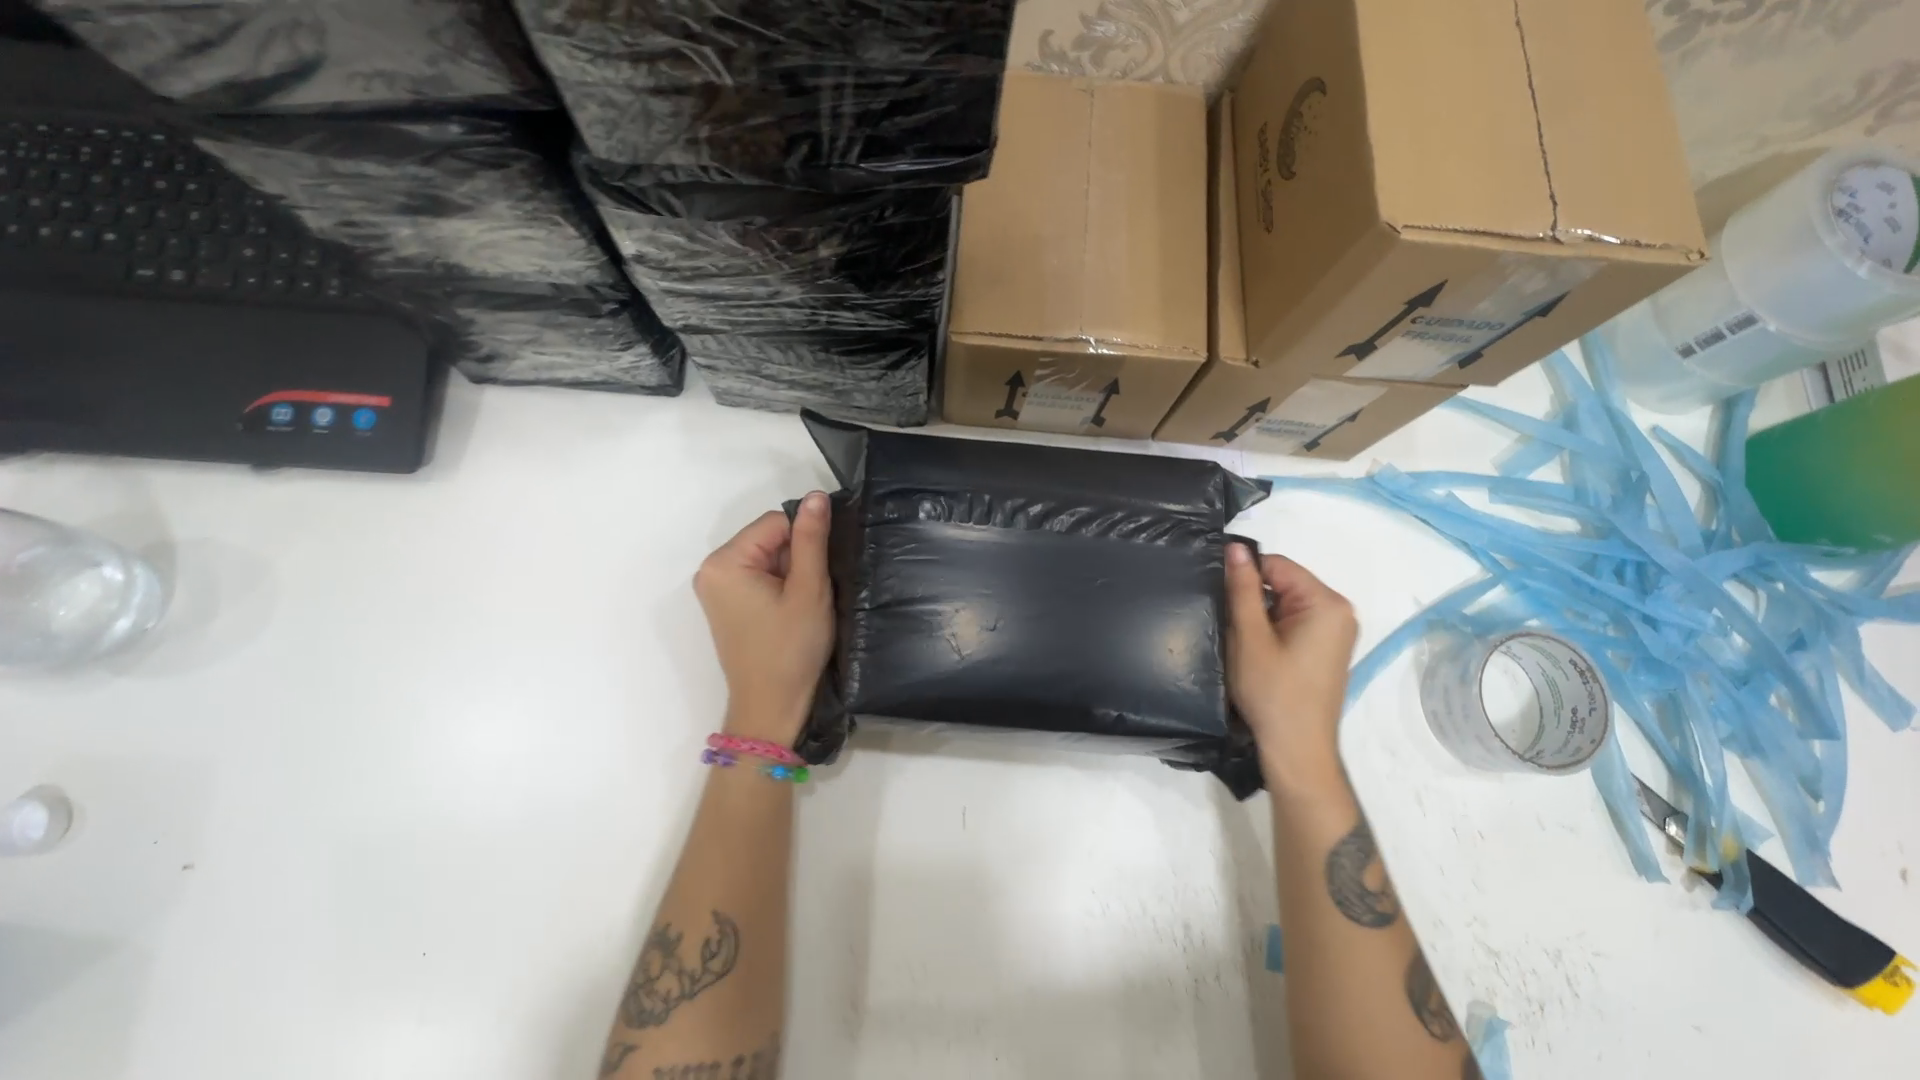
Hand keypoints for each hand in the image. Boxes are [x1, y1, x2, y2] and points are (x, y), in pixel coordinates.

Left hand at [693, 493, 834, 743]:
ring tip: (800, 607)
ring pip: (766, 558)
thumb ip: (811, 539)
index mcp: (724, 562)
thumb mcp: (809, 589)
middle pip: (768, 538)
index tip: (817, 576)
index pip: (776, 522)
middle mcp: (711, 570)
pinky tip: (788, 614)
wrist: (772, 706)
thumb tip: (817, 495)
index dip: (805, 542)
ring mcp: (716, 589)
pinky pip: (757, 578)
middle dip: (795, 559)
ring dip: (789, 575)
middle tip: (809, 595)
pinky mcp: (726, 605)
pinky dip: (778, 588)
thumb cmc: (791, 649)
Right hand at [1224, 544, 1359, 795]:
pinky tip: (1254, 652)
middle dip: (1254, 598)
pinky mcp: (1327, 651)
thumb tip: (1235, 548)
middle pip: (1285, 584)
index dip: (1245, 575)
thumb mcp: (1249, 636)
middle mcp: (1339, 612)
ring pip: (1286, 605)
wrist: (1296, 748)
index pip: (1278, 566)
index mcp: (1326, 603)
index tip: (1217, 593)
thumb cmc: (1272, 691)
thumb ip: (1243, 589)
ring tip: (1238, 639)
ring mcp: (1336, 633)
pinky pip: (1295, 624)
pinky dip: (1272, 631)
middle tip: (1226, 621)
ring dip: (1260, 616)